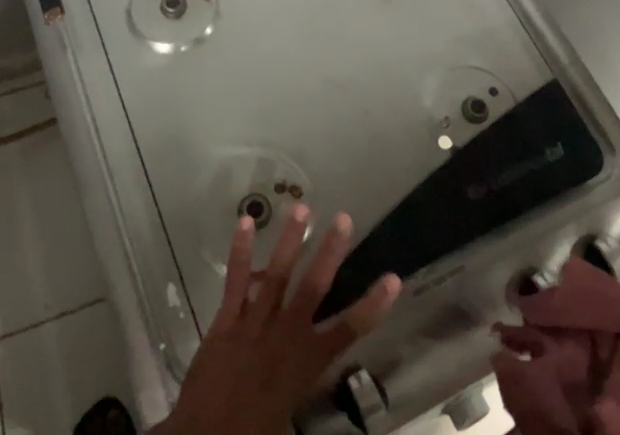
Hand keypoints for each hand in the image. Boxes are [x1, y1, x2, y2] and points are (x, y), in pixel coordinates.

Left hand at [156, 205, 401, 434]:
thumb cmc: (252, 433)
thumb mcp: (289, 417)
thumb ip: (305, 390)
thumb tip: (323, 390)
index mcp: (307, 363)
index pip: (349, 330)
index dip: (373, 305)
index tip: (393, 278)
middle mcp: (286, 336)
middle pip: (314, 287)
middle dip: (330, 252)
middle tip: (344, 218)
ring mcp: (255, 324)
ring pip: (278, 274)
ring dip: (291, 239)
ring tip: (302, 207)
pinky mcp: (226, 321)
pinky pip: (236, 281)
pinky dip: (241, 251)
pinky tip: (245, 222)